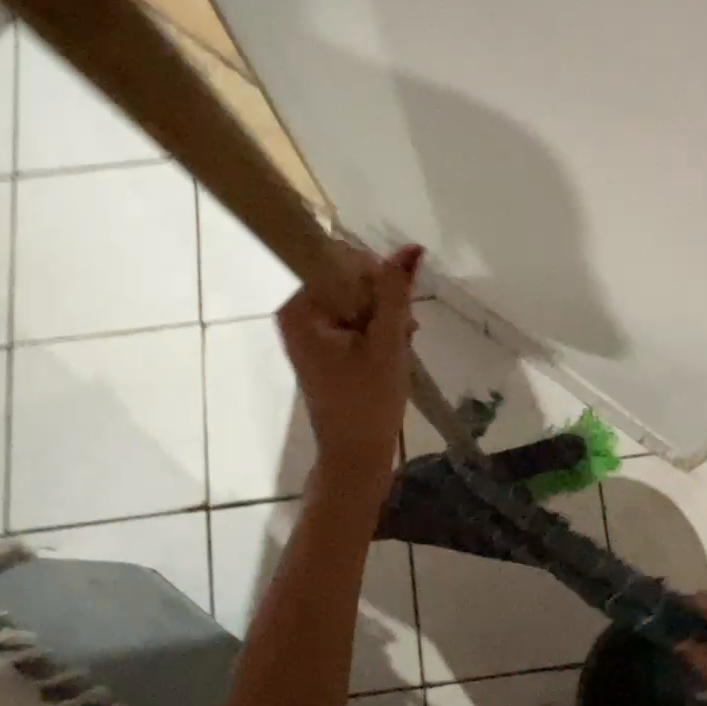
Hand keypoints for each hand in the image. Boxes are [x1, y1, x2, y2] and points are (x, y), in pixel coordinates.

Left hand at [277, 243, 421, 485]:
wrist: (355, 457)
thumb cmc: (368, 402)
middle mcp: (295, 313)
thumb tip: (410, 248)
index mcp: (299, 308)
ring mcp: (307, 332)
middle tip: (403, 330)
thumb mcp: (387, 342)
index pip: (340, 260)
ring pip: (354, 300)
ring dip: (383, 316)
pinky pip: (351, 320)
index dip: (375, 275)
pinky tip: (392, 350)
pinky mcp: (320, 348)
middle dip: (381, 299)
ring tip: (401, 343)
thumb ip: (396, 292)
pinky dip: (375, 330)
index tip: (397, 307)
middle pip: (346, 279)